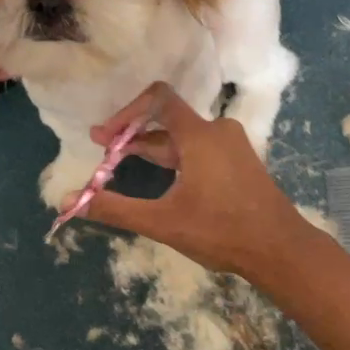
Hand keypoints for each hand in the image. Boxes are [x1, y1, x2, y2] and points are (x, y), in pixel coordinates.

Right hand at [68, 82, 320, 279]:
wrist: (281, 251)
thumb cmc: (221, 231)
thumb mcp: (162, 222)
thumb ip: (115, 208)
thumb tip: (68, 201)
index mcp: (199, 135)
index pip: (157, 99)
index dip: (126, 112)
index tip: (104, 137)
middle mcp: (217, 131)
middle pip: (166, 121)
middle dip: (132, 136)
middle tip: (103, 153)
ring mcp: (232, 147)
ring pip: (182, 139)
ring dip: (152, 150)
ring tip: (124, 167)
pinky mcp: (240, 164)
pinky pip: (199, 150)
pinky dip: (174, 159)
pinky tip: (161, 182)